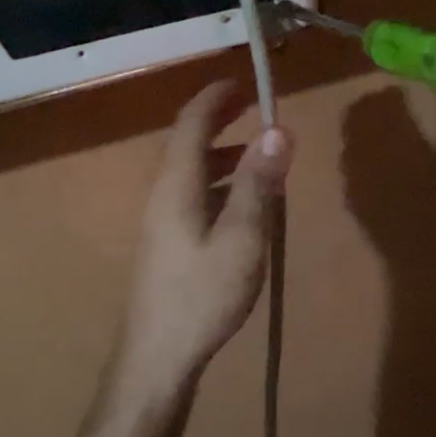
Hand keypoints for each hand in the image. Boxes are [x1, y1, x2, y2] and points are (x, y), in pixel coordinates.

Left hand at [114, 81, 292, 402]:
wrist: (156, 355)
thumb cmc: (202, 296)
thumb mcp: (242, 239)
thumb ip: (259, 185)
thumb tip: (279, 129)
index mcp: (176, 184)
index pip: (191, 123)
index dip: (215, 98)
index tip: (243, 81)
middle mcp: (161, 194)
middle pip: (187, 143)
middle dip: (219, 121)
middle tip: (254, 108)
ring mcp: (159, 220)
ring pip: (190, 172)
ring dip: (222, 155)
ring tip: (258, 155)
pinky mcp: (164, 244)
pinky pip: (191, 196)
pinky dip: (218, 184)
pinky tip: (242, 207)